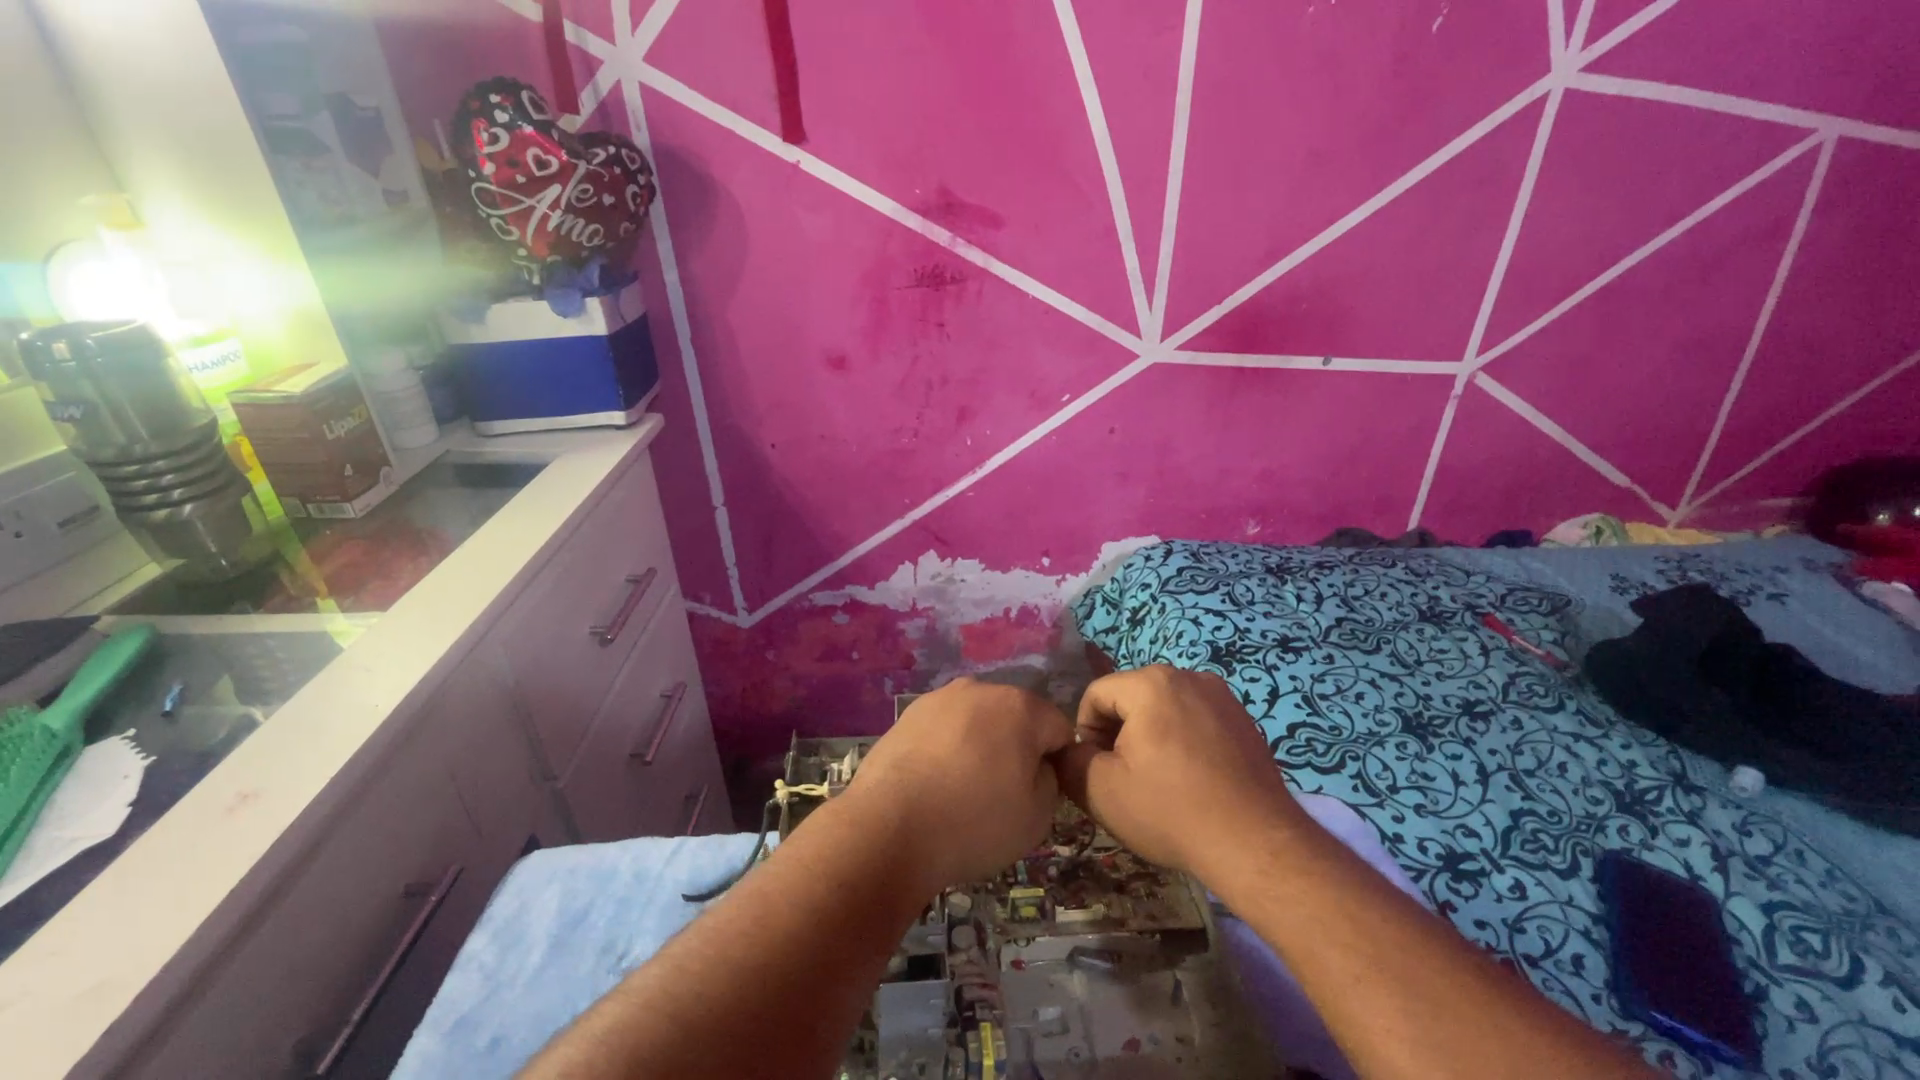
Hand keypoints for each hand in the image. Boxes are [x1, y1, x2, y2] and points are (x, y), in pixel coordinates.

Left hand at [842, 678, 1073, 893]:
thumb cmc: (974, 822)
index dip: (1056, 764)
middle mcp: (980, 689)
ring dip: (978, 748)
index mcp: (1020, 706)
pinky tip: (933, 787)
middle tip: (1001, 795)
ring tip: (962, 793)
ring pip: (975, 723)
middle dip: (1015, 749)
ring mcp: (937, 699)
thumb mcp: (1038, 816)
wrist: (889, 830)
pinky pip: (942, 732)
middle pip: (1014, 719)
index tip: (1038, 795)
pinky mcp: (905, 717)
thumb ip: (1050, 780)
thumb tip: (1035, 766)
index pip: (1058, 729)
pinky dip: (945, 752)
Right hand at [1055, 665, 1306, 877]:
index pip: (1096, 694)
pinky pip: (1197, 722)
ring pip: (1166, 710)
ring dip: (1152, 739)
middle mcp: (1190, 676)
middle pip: (1132, 697)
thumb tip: (1069, 750)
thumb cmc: (1170, 811)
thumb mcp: (1099, 790)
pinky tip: (1192, 784)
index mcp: (1151, 683)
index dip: (1085, 733)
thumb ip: (1069, 761)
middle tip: (1125, 780)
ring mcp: (1223, 697)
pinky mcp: (1245, 721)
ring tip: (1159, 784)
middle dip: (1119, 734)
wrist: (1254, 844)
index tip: (1097, 772)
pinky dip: (1185, 744)